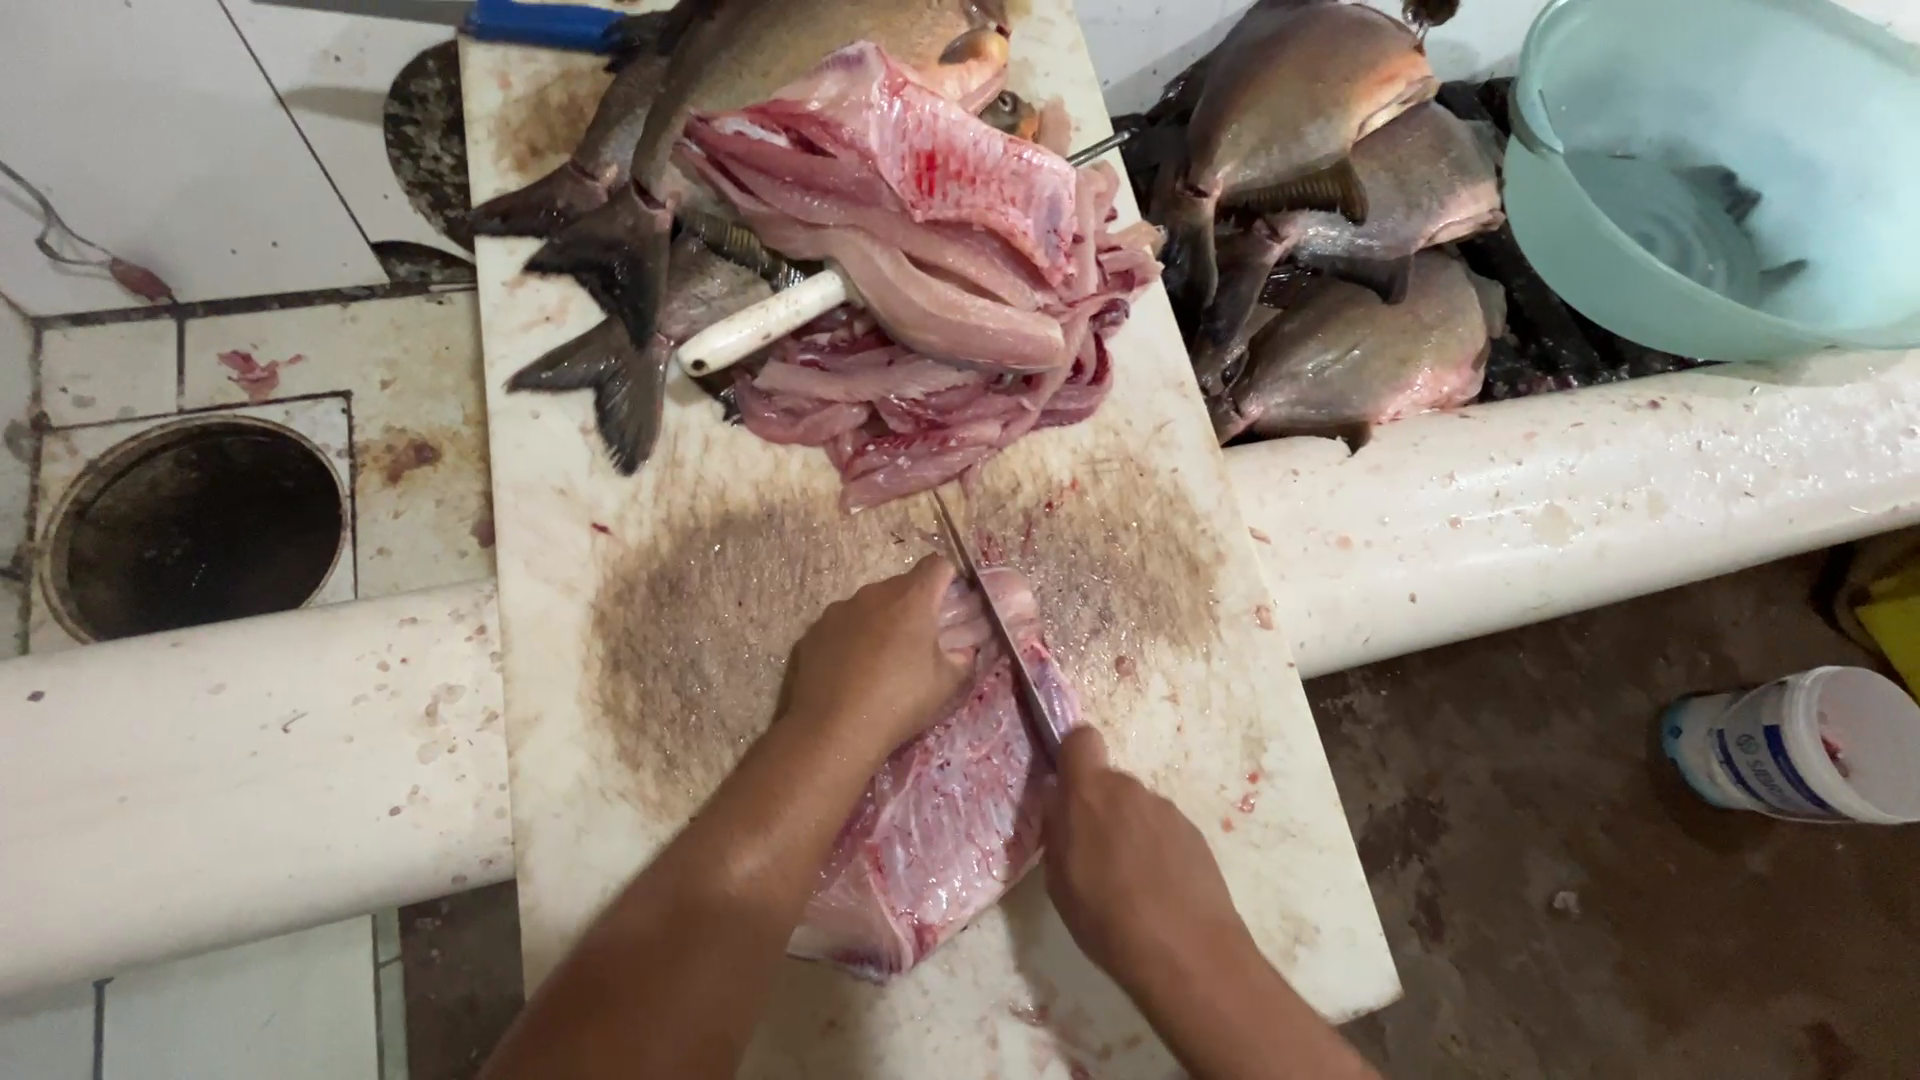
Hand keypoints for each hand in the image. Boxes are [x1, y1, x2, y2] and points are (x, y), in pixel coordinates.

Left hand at [782, 555, 973, 760]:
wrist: (833, 730)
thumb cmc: (900, 701)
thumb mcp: (947, 683)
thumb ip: (963, 658)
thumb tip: (963, 650)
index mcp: (911, 598)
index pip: (937, 565)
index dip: (949, 580)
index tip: (951, 607)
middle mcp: (873, 594)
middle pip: (902, 586)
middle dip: (915, 606)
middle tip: (920, 642)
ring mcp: (838, 610)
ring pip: (869, 605)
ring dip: (881, 621)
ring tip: (881, 661)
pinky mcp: (813, 632)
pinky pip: (841, 625)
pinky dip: (851, 639)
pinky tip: (851, 672)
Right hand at [1043, 726, 1254, 994]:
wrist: (1188, 954)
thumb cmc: (1106, 918)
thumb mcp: (1058, 880)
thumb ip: (1057, 830)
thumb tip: (1059, 804)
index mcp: (1089, 793)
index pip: (1081, 739)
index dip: (1073, 757)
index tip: (1068, 789)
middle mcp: (1130, 789)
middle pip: (1109, 782)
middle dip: (1100, 808)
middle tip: (1096, 855)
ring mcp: (1167, 810)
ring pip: (1137, 808)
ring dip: (1129, 831)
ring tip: (1131, 883)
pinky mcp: (1195, 833)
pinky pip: (1163, 830)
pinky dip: (1157, 850)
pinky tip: (1159, 890)